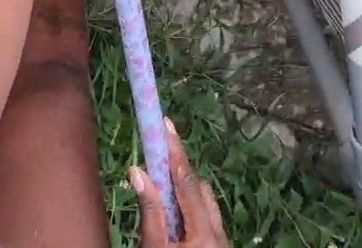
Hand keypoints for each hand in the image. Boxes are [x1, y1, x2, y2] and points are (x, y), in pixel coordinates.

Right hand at [135, 122, 229, 247]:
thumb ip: (150, 212)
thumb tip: (137, 170)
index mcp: (203, 232)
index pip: (188, 182)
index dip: (175, 151)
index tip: (166, 124)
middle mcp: (220, 233)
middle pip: (202, 189)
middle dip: (181, 173)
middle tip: (158, 162)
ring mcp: (224, 242)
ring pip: (208, 204)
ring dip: (188, 193)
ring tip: (165, 192)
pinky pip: (210, 219)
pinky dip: (194, 210)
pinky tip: (177, 217)